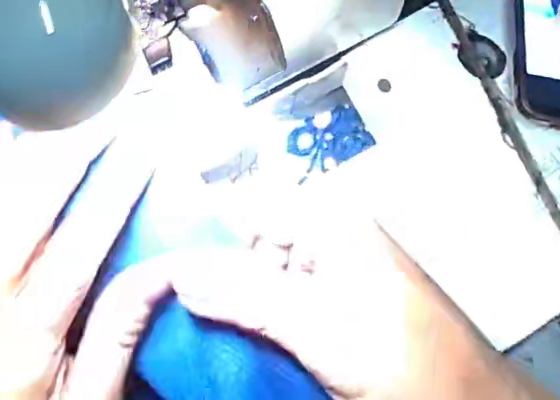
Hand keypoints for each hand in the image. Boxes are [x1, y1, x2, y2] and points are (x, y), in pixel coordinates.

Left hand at [0, 112, 168, 399]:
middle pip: (28, 207)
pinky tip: (1, 137)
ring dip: (29, 150)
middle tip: (111, 111)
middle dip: (74, 149)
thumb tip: (166, 266)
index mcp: (16, 348)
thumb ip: (118, 336)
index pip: (78, 244)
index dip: (117, 186)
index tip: (146, 142)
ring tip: (69, 113)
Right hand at [168, 197, 549, 399]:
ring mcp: (325, 271)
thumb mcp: (320, 323)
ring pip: (256, 273)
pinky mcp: (327, 307)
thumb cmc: (405, 356)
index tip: (154, 245)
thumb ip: (251, 294)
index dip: (199, 221)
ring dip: (224, 297)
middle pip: (246, 238)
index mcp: (325, 217)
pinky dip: (249, 317)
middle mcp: (321, 233)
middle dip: (207, 266)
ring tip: (179, 316)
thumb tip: (182, 272)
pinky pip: (274, 301)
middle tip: (161, 293)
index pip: (245, 204)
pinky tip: (222, 337)